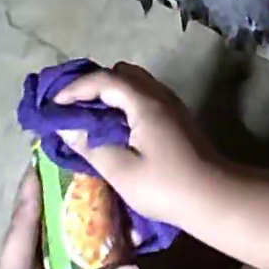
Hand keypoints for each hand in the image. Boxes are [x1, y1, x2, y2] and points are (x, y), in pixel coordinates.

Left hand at [0, 171, 136, 268]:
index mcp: (23, 244)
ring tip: (139, 223)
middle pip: (74, 218)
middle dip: (98, 202)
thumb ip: (25, 227)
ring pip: (94, 244)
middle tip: (127, 181)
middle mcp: (45, 254)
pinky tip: (136, 266)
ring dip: (115, 235)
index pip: (43, 199)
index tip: (86, 145)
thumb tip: (31, 172)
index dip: (59, 173)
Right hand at [53, 62, 225, 226]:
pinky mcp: (175, 116)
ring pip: (133, 82)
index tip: (53, 105)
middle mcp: (158, 94)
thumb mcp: (122, 171)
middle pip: (120, 73)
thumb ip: (91, 146)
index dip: (75, 88)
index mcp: (144, 102)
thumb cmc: (166, 186)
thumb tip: (66, 128)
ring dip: (109, 92)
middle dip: (92, 84)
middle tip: (69, 106)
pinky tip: (113, 125)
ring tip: (87, 115)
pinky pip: (143, 94)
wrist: (214, 195)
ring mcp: (169, 103)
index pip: (104, 79)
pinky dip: (122, 100)